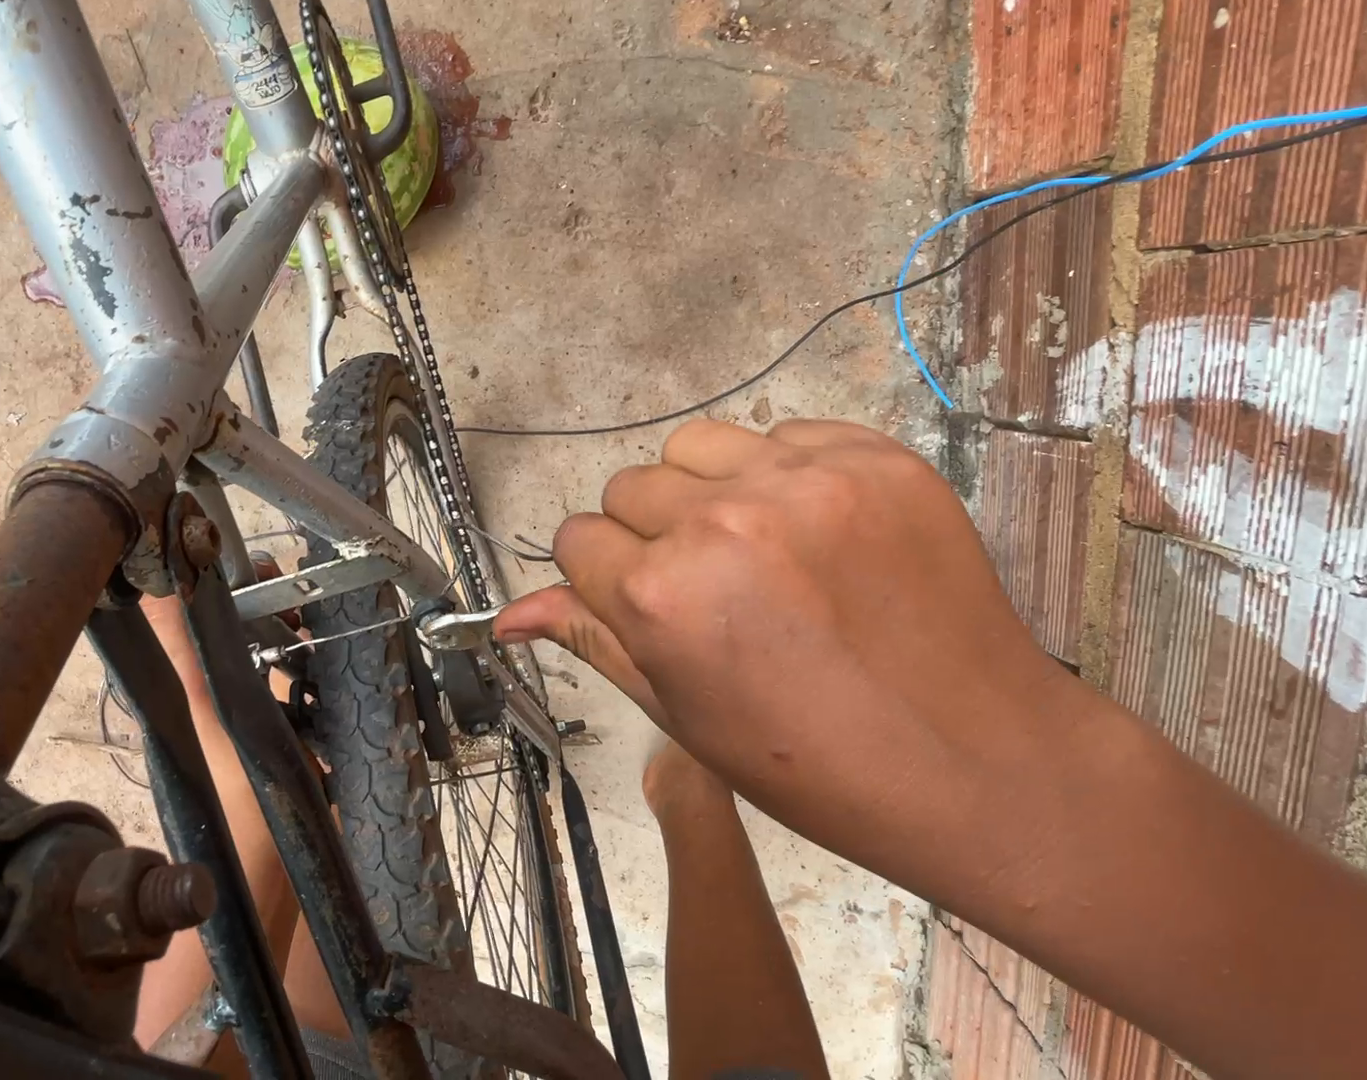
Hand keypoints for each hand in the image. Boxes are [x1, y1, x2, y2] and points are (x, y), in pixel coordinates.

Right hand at [498, 418, 1084, 876]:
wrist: (976, 762)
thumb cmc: (807, 760)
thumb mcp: (679, 710)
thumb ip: (590, 639)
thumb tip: (506, 617)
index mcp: (658, 595)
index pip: (575, 540)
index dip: (599, 578)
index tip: (639, 604)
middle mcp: (718, 523)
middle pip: (626, 488)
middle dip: (646, 534)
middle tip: (703, 586)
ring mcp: (801, 482)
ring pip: (692, 447)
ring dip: (700, 490)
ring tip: (749, 544)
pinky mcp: (872, 459)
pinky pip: (781, 435)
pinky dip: (777, 474)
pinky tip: (811, 530)